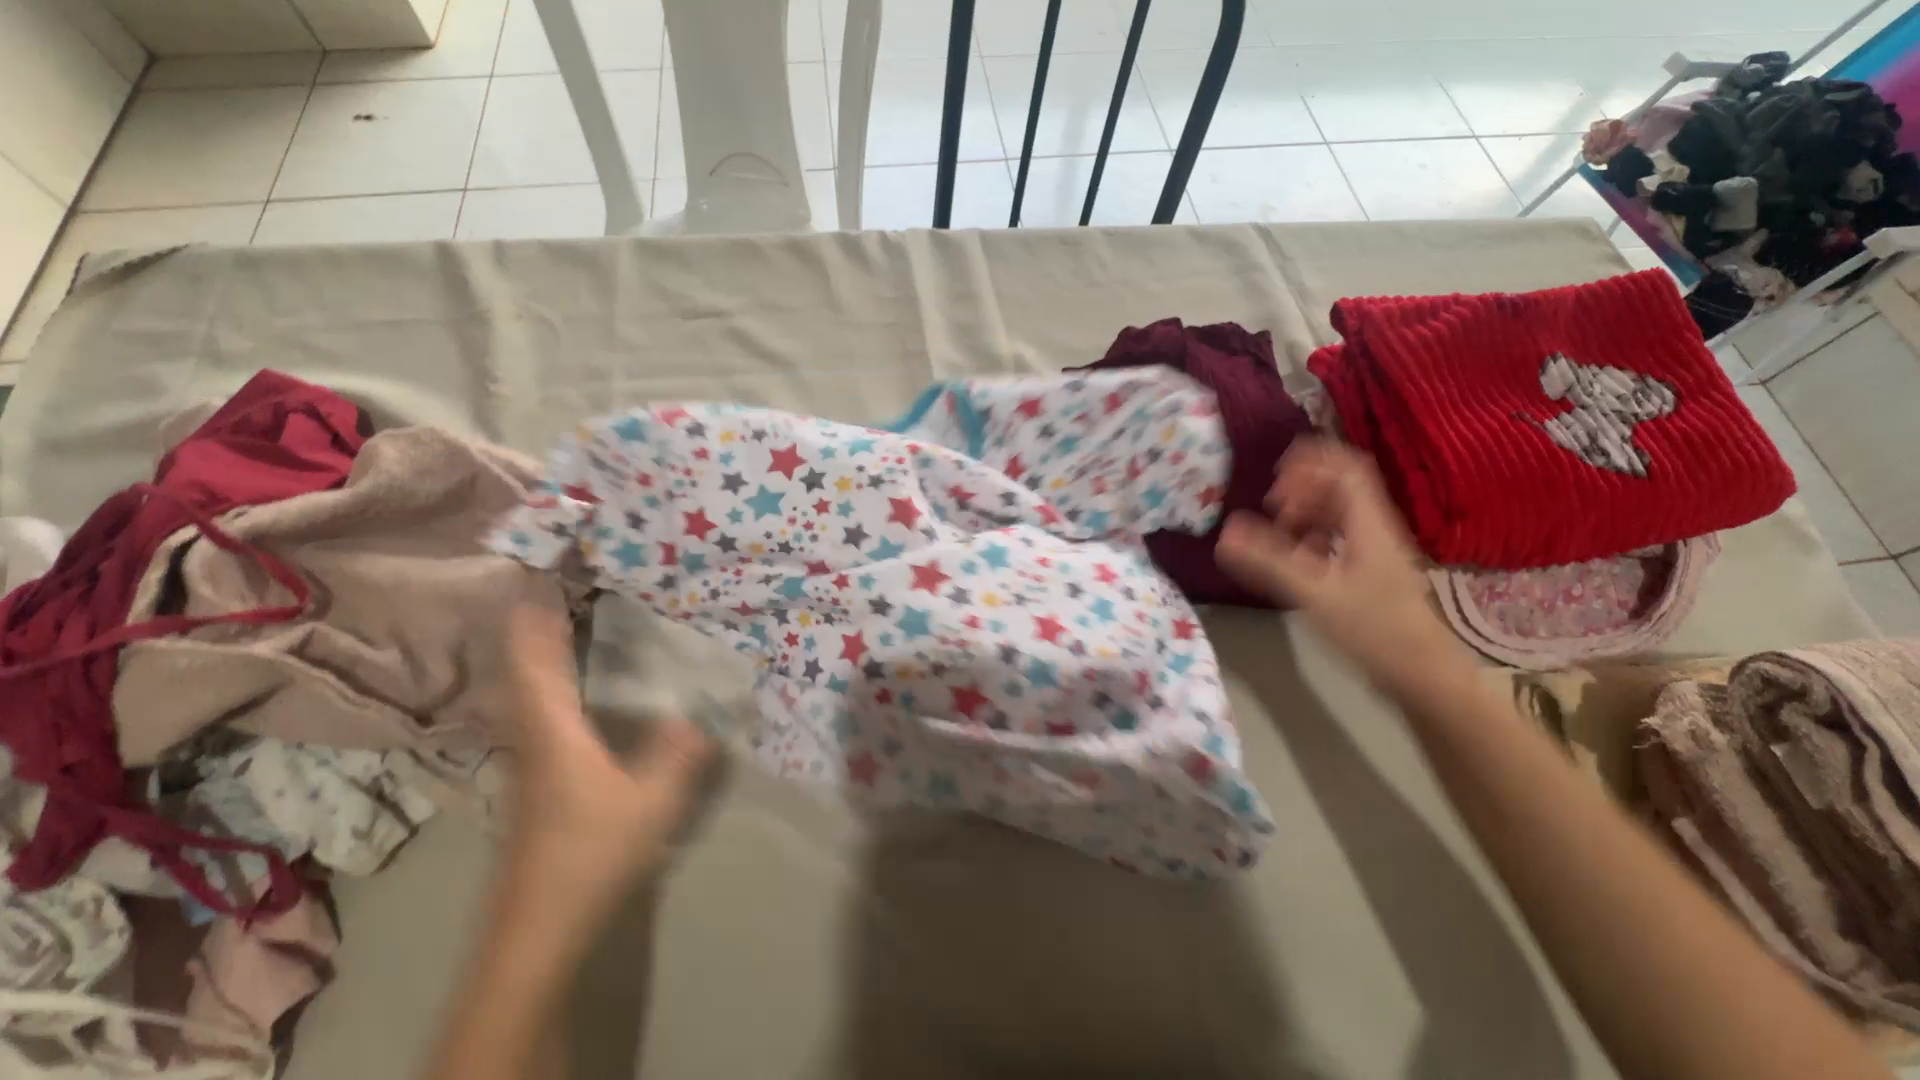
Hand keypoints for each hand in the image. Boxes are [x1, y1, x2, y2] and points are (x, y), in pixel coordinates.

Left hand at [503, 603, 714, 897]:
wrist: (538, 925)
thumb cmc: (591, 852)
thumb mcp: (652, 801)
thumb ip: (678, 751)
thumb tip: (700, 710)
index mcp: (552, 728)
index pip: (535, 656)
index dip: (535, 613)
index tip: (543, 571)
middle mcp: (531, 735)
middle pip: (523, 667)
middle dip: (537, 624)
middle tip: (564, 587)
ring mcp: (528, 762)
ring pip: (526, 692)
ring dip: (540, 654)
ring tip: (569, 624)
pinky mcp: (534, 784)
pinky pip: (537, 713)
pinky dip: (550, 684)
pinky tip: (575, 691)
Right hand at [1215, 438, 1466, 694]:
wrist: (1423, 675)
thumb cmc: (1374, 630)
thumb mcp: (1314, 593)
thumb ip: (1268, 561)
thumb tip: (1225, 533)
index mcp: (1368, 524)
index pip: (1345, 469)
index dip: (1311, 462)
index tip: (1275, 478)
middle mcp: (1375, 530)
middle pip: (1341, 488)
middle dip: (1303, 488)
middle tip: (1272, 508)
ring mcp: (1375, 553)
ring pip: (1340, 514)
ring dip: (1307, 513)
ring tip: (1279, 532)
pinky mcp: (1371, 575)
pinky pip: (1340, 539)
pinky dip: (1313, 538)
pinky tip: (1296, 561)